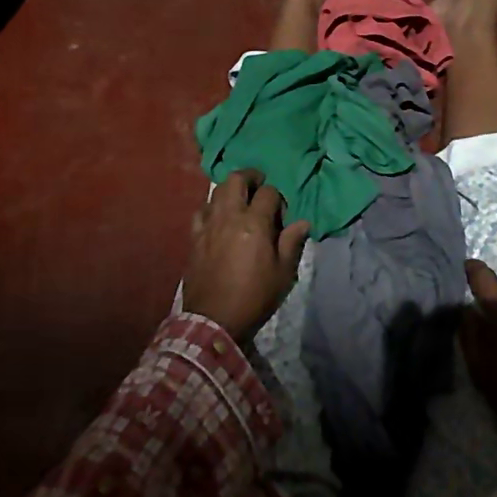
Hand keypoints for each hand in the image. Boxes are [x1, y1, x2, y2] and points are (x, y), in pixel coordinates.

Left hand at [182, 169, 311, 341]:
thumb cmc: (254, 297)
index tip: (281, 215)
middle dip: (250, 176)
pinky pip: (201, 210)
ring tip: (240, 201)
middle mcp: (229, 216)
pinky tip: (218, 218)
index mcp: (254, 223)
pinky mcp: (194, 236)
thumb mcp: (282, 274)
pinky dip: (211, 207)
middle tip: (259, 185)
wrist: (214, 320)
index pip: (268, 192)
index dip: (278, 198)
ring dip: (230, 189)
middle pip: (236, 179)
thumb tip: (302, 222)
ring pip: (216, 190)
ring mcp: (208, 224)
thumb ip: (291, 243)